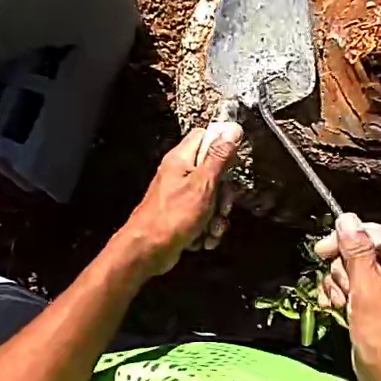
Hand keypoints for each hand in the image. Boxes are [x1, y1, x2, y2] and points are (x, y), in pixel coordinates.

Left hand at [113, 121, 242, 275]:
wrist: (148, 250)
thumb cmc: (171, 217)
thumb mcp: (203, 184)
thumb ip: (219, 157)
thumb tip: (232, 130)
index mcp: (181, 159)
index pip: (206, 136)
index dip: (223, 147)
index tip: (232, 165)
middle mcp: (179, 175)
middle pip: (214, 172)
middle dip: (223, 195)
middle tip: (220, 207)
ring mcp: (180, 196)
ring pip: (211, 199)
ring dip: (217, 218)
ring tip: (210, 229)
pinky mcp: (181, 216)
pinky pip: (203, 218)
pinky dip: (206, 231)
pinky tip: (203, 240)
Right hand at [313, 213, 380, 380]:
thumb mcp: (370, 294)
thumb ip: (357, 255)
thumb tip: (347, 220)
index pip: (371, 234)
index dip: (345, 240)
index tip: (322, 252)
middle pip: (357, 253)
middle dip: (342, 270)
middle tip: (344, 293)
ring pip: (349, 273)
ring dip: (338, 287)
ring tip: (343, 307)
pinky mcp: (373, 309)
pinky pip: (350, 292)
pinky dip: (339, 298)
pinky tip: (336, 310)